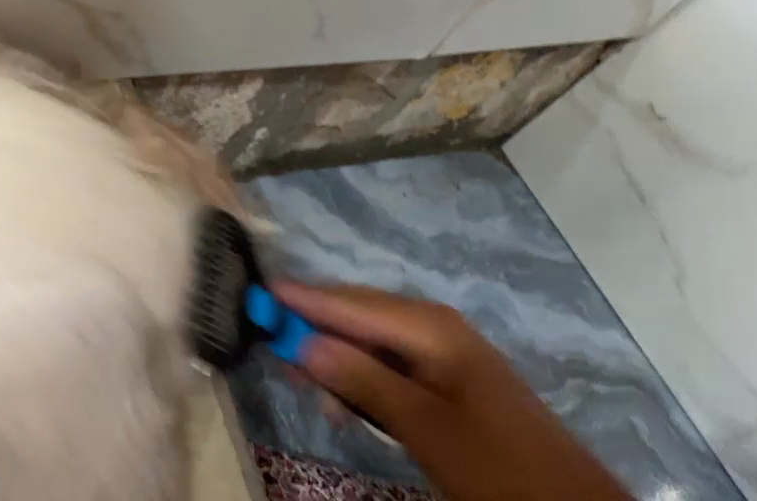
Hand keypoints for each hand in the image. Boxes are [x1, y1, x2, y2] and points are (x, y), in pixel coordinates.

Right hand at [276, 282, 630, 500]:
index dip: (304, 298)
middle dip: (316, 329)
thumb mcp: (424, 427)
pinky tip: (346, 401)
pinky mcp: (447, 376)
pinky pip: (390, 361)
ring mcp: (443, 349)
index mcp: (429, 326)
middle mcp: (433, 325)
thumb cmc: (497, 465)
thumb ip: (362, 380)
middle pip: (357, 314)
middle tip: (275, 350)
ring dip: (337, 357)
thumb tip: (302, 341)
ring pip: (370, 339)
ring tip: (305, 382)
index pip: (350, 302)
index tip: (259, 291)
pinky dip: (361, 375)